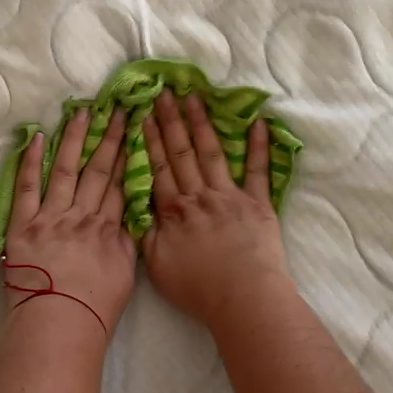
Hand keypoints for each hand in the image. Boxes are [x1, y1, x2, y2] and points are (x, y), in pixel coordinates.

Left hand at [3, 108, 136, 340]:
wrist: (60, 323)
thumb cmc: (95, 309)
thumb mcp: (126, 273)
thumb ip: (128, 241)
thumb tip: (133, 217)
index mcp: (108, 228)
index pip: (119, 184)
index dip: (127, 154)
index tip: (134, 129)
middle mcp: (82, 216)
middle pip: (98, 170)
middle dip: (110, 138)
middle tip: (117, 110)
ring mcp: (52, 217)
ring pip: (66, 169)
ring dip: (74, 139)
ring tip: (81, 112)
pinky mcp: (23, 224)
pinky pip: (27, 186)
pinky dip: (30, 161)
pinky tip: (36, 138)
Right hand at [141, 91, 292, 332]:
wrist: (243, 300)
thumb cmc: (198, 290)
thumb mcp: (156, 266)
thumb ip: (144, 233)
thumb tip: (133, 207)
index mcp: (173, 210)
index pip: (158, 167)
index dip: (150, 139)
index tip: (144, 113)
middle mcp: (198, 196)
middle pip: (182, 152)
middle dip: (171, 121)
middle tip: (165, 92)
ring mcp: (230, 196)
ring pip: (212, 153)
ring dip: (202, 123)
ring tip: (195, 97)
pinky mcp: (258, 204)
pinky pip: (259, 170)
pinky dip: (259, 146)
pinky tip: (258, 122)